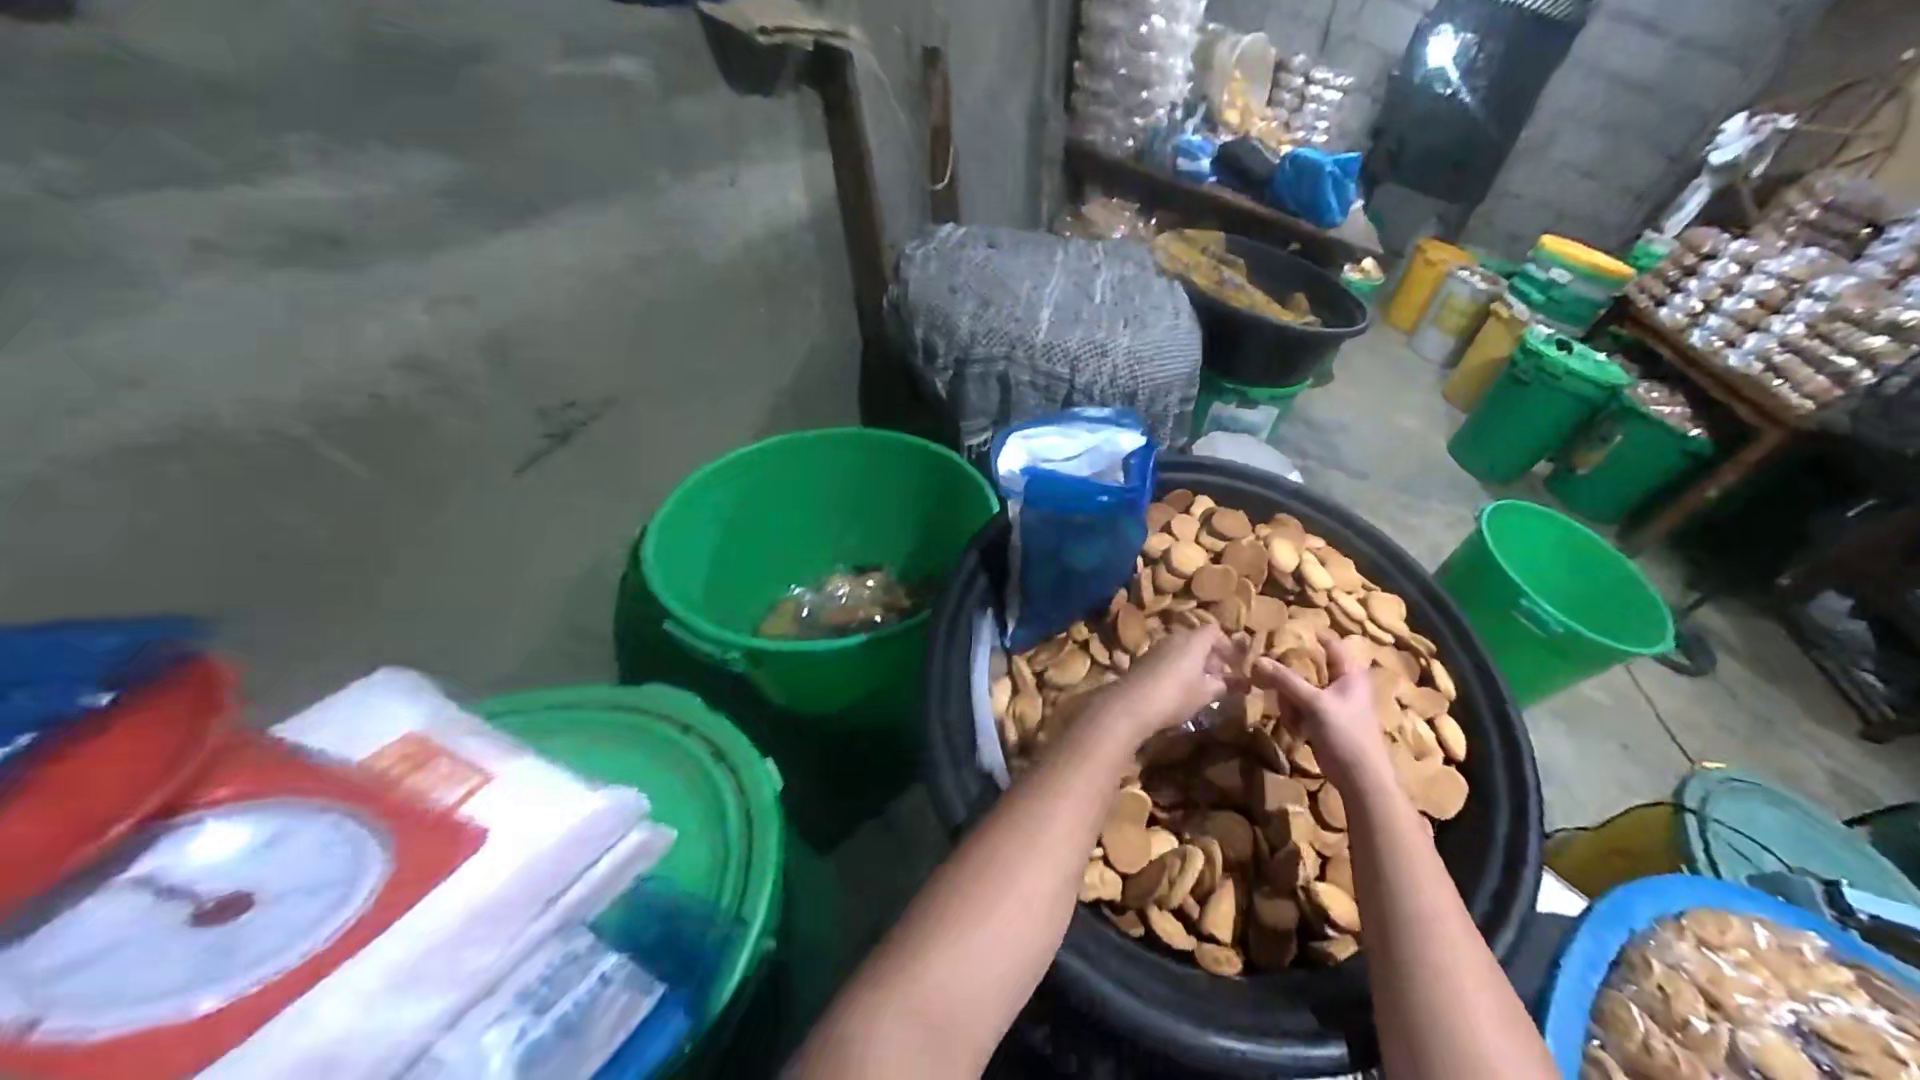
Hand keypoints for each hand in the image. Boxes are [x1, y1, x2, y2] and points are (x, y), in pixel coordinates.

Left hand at [1109, 625, 1236, 740]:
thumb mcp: (1205, 693)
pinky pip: (1168, 657)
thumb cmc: (1175, 695)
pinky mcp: (1144, 660)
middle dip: (1211, 656)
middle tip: (1220, 676)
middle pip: (1197, 639)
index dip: (1227, 644)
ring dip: (1194, 663)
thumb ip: (1222, 685)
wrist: (1131, 704)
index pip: (1214, 631)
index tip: (1234, 663)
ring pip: (1182, 649)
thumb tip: (1231, 682)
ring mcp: (1157, 648)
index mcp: (1193, 640)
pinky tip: (1180, 687)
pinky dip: (1179, 667)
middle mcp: (1174, 638)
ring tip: (1202, 684)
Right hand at [1254, 629, 1389, 787]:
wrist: (1360, 777)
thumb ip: (1285, 680)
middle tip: (1269, 676)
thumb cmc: (1346, 733)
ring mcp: (1332, 703)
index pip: (1331, 644)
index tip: (1285, 628)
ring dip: (1290, 701)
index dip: (1311, 634)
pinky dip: (1294, 715)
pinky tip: (1296, 729)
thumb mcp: (1313, 703)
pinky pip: (1300, 707)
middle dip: (1290, 677)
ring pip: (1300, 688)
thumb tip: (1258, 660)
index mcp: (1350, 674)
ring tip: (1291, 716)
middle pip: (1308, 667)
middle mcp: (1342, 684)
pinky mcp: (1323, 720)